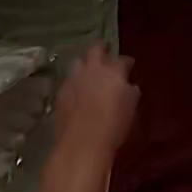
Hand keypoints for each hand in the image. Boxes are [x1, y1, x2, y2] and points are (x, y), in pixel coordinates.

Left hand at [52, 43, 139, 163]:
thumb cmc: (114, 124)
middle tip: (105, 53)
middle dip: (101, 49)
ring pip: (78, 62)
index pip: (123, 59)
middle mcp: (93, 69)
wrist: (82, 143)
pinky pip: (68, 81)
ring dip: (85, 65)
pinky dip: (74, 83)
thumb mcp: (131, 106)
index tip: (129, 66)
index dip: (127, 62)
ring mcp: (74, 80)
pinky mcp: (60, 93)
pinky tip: (77, 92)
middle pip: (95, 49)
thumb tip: (128, 86)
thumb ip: (130, 91)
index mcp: (114, 70)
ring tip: (89, 72)